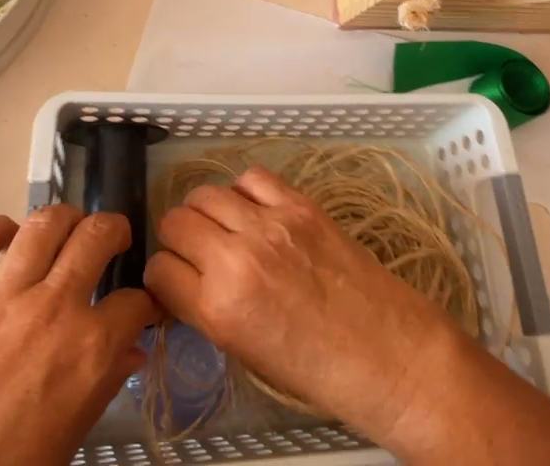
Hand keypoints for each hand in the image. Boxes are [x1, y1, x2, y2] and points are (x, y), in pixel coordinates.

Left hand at [0, 207, 157, 465]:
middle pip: (96, 236)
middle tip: (114, 240)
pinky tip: (9, 235)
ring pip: (45, 224)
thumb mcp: (74, 430)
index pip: (135, 302)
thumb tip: (132, 351)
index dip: (146, 301)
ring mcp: (3, 296)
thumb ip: (107, 381)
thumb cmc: (13, 464)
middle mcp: (53, 308)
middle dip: (115, 230)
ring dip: (66, 218)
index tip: (144, 304)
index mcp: (90, 347)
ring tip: (70, 228)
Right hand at [144, 168, 549, 465]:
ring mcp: (270, 225)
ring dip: (204, 211)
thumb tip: (184, 280)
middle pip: (175, 221)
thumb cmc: (319, 371)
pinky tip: (253, 210)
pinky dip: (243, 191)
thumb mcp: (245, 353)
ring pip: (206, 193)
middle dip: (177, 239)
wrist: (390, 355)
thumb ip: (207, 310)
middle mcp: (236, 259)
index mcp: (218, 309)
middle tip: (196, 252)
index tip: (175, 280)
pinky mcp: (300, 205)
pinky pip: (251, 178)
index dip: (163, 276)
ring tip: (222, 227)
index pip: (159, 271)